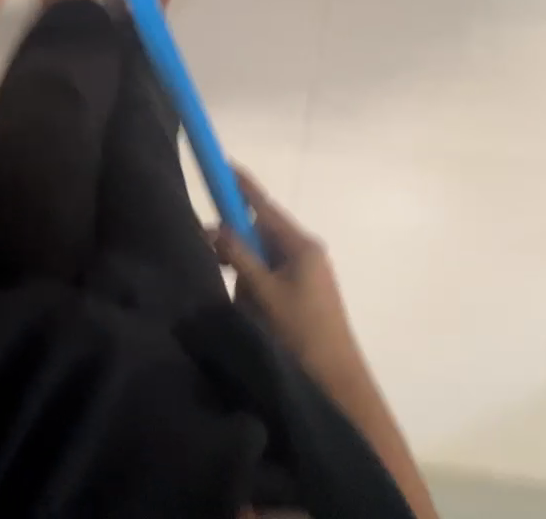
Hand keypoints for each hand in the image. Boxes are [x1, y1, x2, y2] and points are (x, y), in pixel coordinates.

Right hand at [213, 168, 359, 371]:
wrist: (336, 380)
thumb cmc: (301, 331)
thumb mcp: (263, 291)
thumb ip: (238, 256)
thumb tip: (215, 227)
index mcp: (300, 245)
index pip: (263, 205)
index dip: (240, 185)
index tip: (221, 164)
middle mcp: (304, 252)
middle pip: (260, 229)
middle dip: (234, 236)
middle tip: (208, 246)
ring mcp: (304, 272)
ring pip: (261, 253)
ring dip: (241, 264)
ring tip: (229, 284)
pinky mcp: (301, 292)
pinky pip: (268, 272)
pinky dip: (251, 278)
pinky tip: (241, 297)